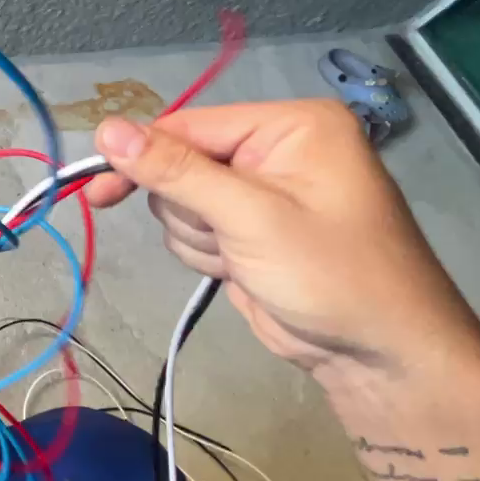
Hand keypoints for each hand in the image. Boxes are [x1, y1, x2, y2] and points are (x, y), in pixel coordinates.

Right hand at [83, 99, 479, 370]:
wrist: (378, 355)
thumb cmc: (331, 276)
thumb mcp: (248, 217)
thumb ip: (173, 170)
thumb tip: (104, 129)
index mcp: (289, 126)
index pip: (184, 127)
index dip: (140, 160)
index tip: (101, 195)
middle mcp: (272, 148)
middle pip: (175, 163)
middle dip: (187, 209)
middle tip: (220, 238)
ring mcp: (258, 188)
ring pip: (175, 200)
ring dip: (195, 235)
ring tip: (241, 258)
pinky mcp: (244, 224)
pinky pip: (189, 226)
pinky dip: (203, 251)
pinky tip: (240, 268)